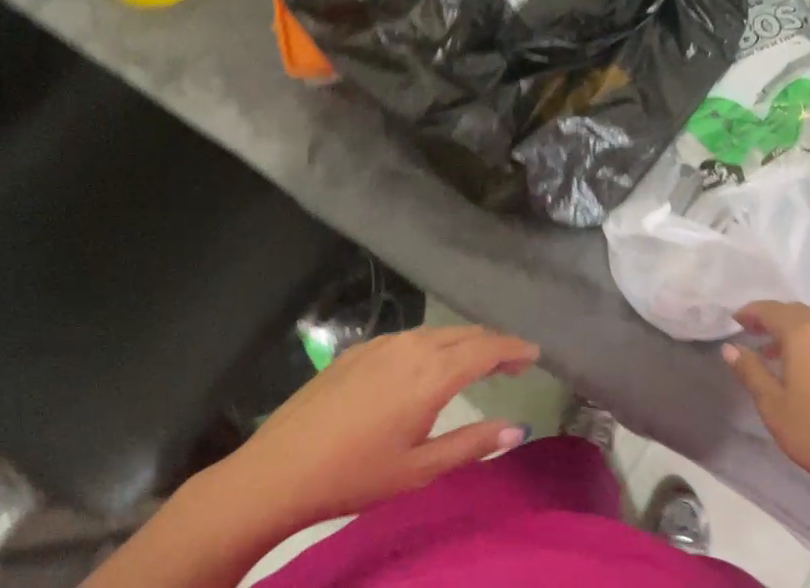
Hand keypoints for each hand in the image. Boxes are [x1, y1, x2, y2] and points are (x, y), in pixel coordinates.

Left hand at [212, 326, 539, 528]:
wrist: (274, 473)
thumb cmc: (354, 476)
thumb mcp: (420, 470)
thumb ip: (473, 444)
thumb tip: (519, 429)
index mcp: (432, 374)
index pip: (488, 348)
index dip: (515, 349)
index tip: (535, 356)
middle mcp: (412, 348)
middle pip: (466, 333)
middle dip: (494, 344)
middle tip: (513, 364)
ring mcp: (381, 345)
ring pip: (437, 332)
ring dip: (464, 343)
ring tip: (475, 364)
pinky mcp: (356, 351)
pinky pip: (409, 338)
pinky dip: (433, 344)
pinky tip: (426, 366)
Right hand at [722, 302, 809, 488]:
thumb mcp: (771, 402)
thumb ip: (749, 370)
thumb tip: (728, 348)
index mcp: (803, 335)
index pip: (772, 310)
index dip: (751, 311)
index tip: (734, 319)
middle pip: (794, 312)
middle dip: (770, 317)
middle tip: (749, 330)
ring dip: (789, 329)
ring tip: (768, 350)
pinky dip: (808, 340)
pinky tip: (798, 364)